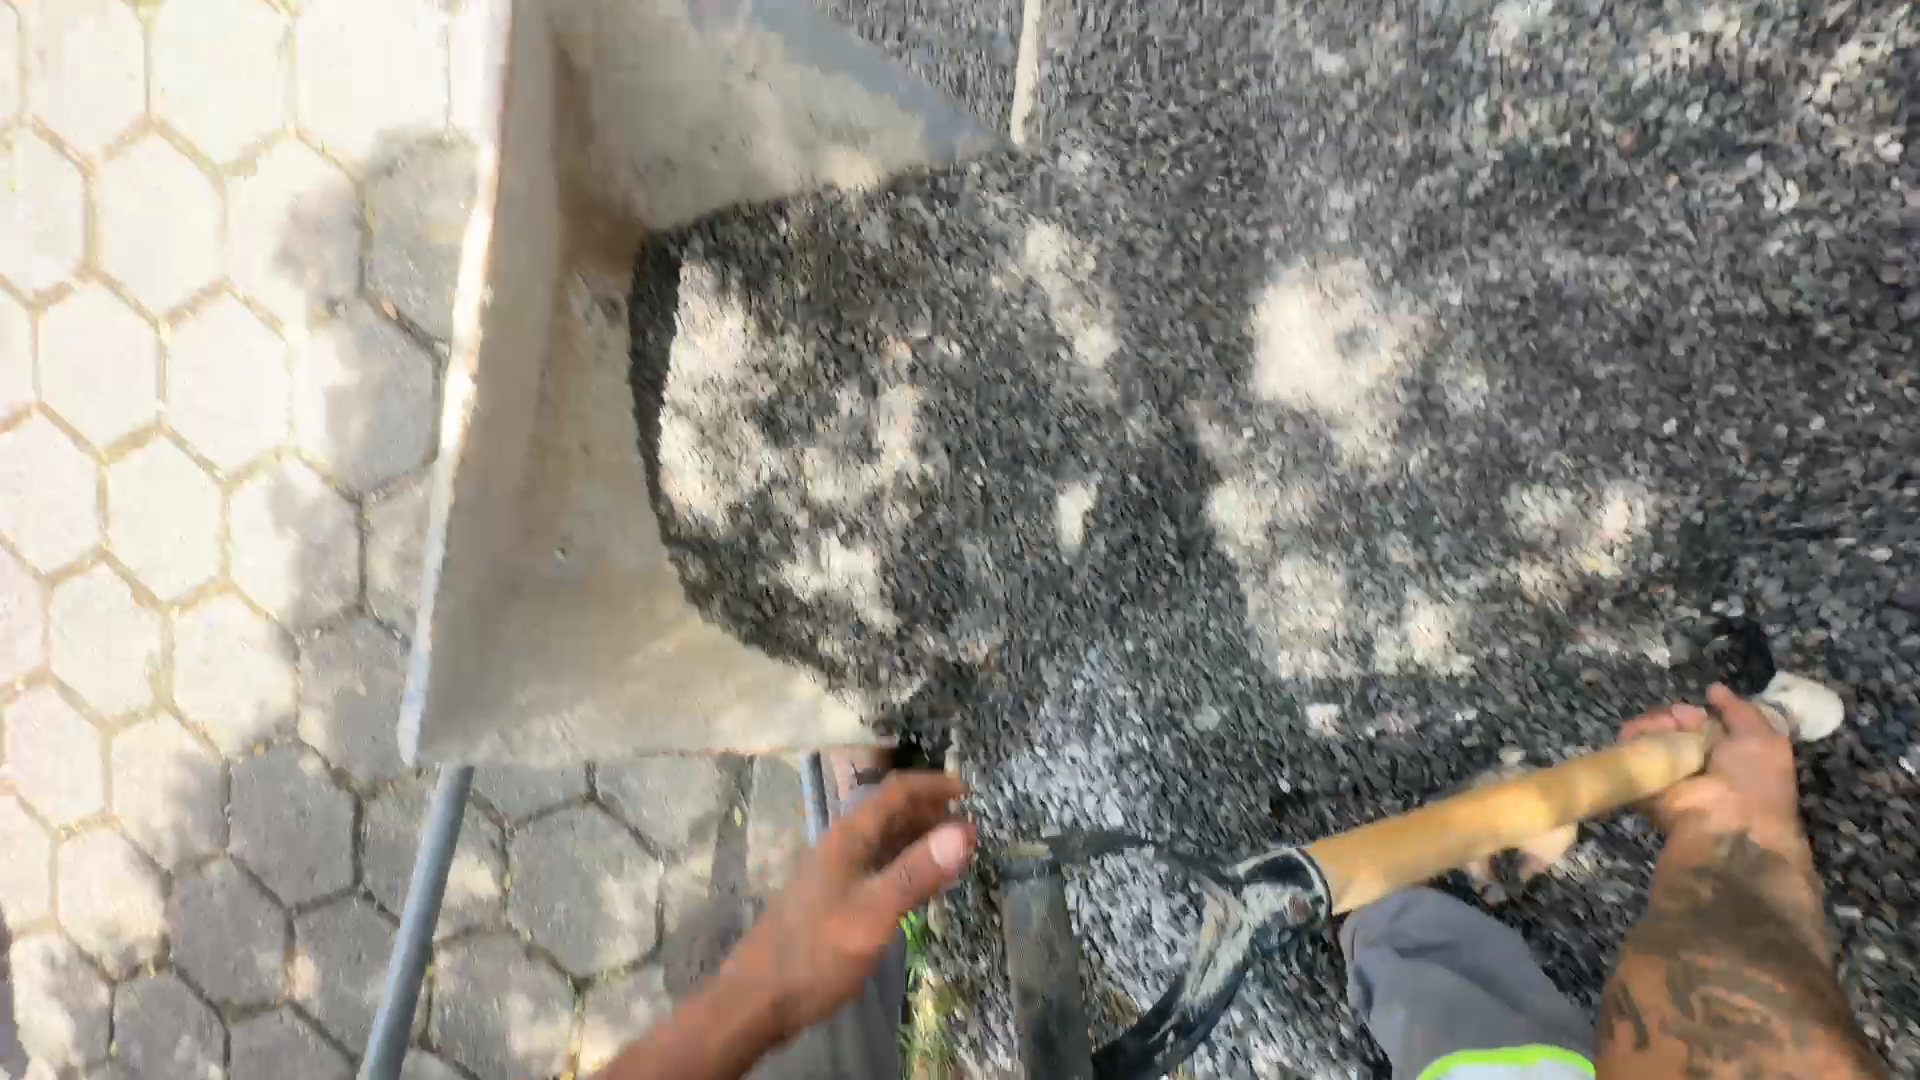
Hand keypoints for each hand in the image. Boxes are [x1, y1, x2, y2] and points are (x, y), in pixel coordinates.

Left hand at [719, 771, 974, 1042]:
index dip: (934, 785)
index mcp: (849, 835)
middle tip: (969, 830)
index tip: (969, 793)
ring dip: (920, 838)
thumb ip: (917, 872)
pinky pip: (879, 866)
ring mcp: (837, 870)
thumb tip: (963, 832)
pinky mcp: (836, 897)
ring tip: (955, 853)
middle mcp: (843, 843)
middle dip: (932, 812)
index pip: (896, 791)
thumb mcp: (873, 913)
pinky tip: (922, 885)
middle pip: (892, 812)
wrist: (757, 1000)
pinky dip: (906, 865)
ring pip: (886, 840)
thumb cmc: (816, 952)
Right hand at [1619, 683, 1802, 844]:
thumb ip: (1739, 711)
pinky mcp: (1638, 778)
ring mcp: (1662, 769)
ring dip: (1650, 725)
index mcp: (1721, 752)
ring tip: (1658, 729)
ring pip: (1644, 733)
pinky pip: (1626, 751)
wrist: (1726, 820)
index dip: (1692, 712)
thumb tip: (1713, 688)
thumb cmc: (1754, 779)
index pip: (1695, 722)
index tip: (1693, 711)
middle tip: (1674, 721)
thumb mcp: (1763, 739)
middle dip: (1668, 717)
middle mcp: (1690, 759)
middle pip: (1666, 725)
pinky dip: (1630, 738)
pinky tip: (1637, 735)